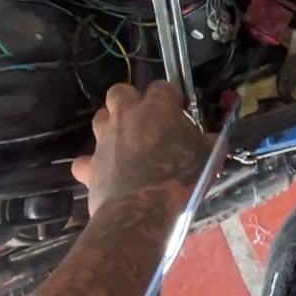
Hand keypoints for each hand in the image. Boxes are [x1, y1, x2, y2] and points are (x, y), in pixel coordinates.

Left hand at [70, 81, 210, 211]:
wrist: (142, 208)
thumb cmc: (181, 176)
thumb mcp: (209, 154)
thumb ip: (208, 141)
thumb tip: (211, 139)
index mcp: (157, 107)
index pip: (161, 86)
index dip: (169, 97)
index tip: (177, 110)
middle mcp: (127, 116)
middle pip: (119, 92)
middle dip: (129, 100)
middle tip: (144, 119)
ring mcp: (104, 140)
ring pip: (99, 119)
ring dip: (110, 126)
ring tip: (125, 142)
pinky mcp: (89, 166)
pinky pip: (84, 161)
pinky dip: (91, 165)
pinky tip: (102, 173)